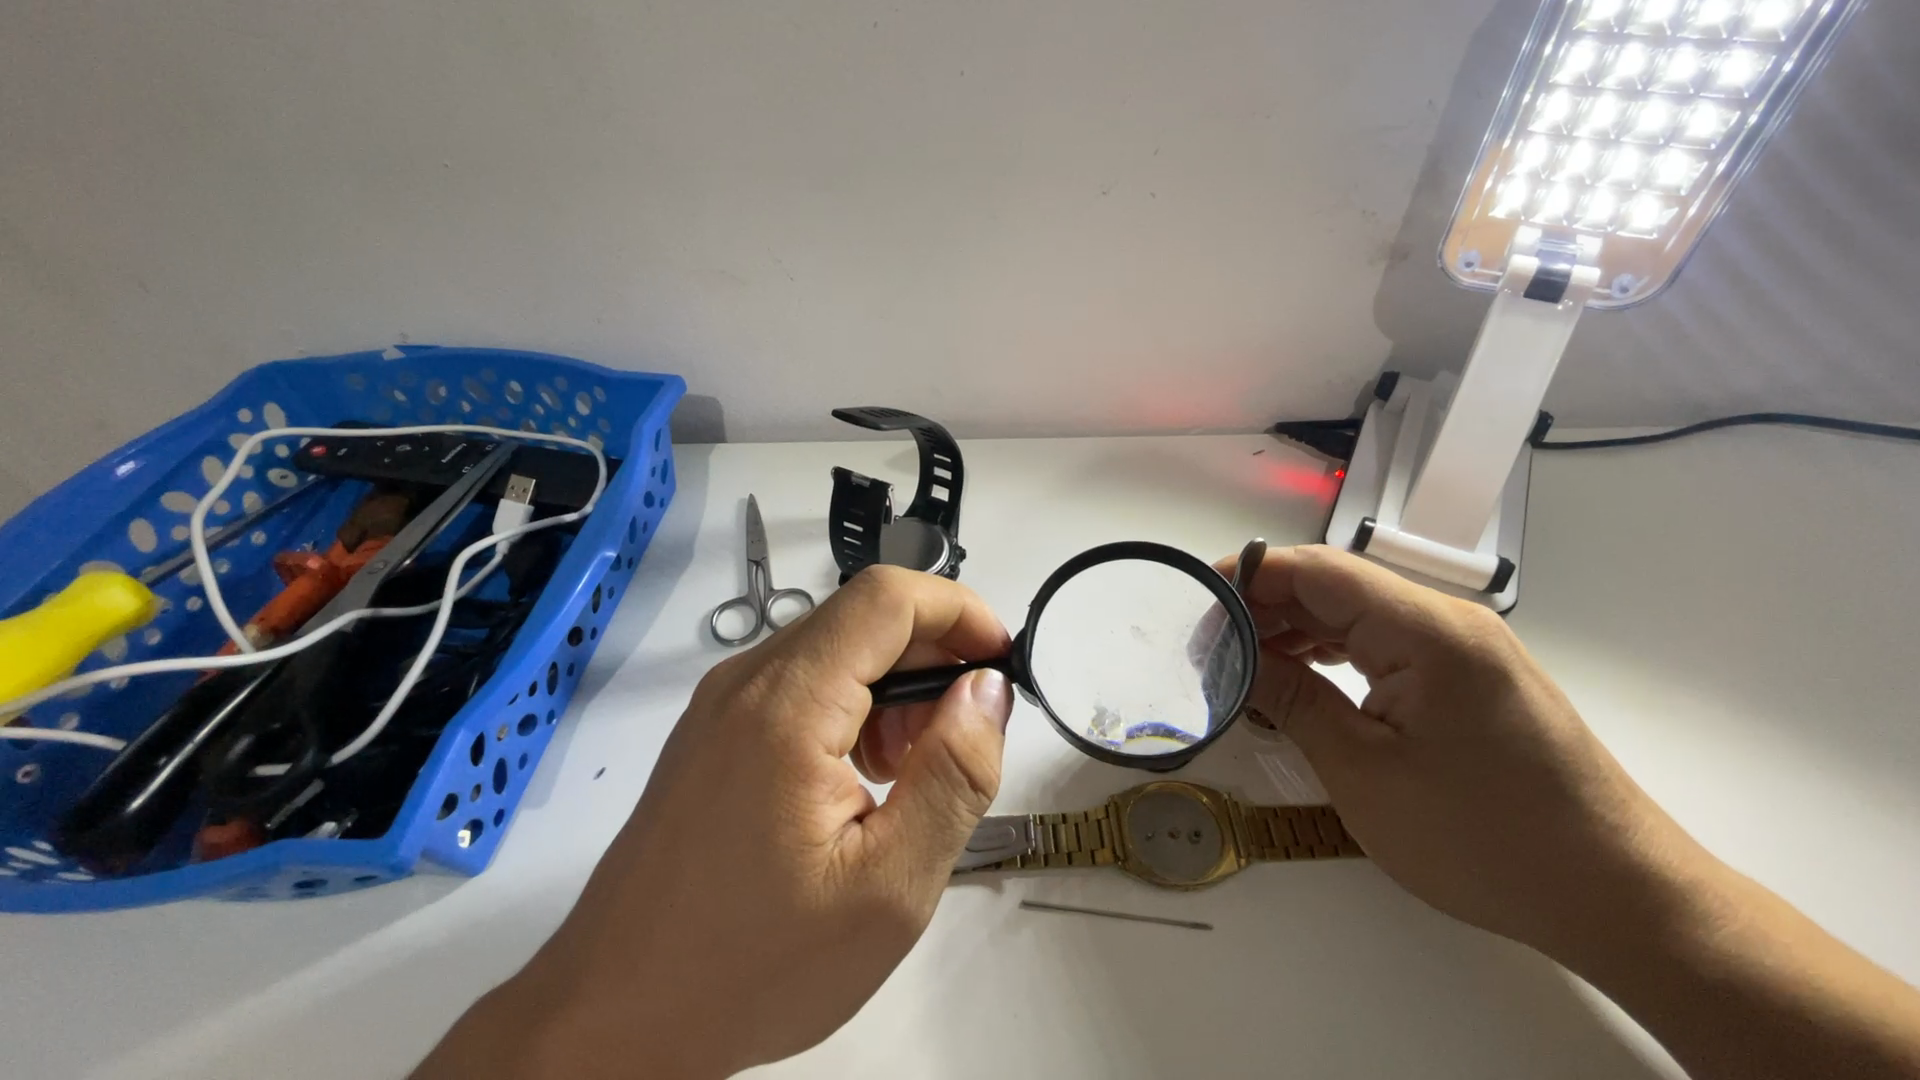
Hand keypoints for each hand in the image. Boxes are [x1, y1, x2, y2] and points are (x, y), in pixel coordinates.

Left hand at [414, 567, 1015, 1078]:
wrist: (616, 1016)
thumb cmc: (754, 965)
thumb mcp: (889, 888)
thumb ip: (953, 775)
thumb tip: (986, 689)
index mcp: (787, 706)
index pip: (887, 598)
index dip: (959, 611)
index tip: (1003, 663)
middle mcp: (745, 683)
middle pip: (861, 619)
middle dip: (933, 660)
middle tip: (962, 741)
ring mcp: (720, 706)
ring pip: (833, 652)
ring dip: (894, 690)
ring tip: (912, 775)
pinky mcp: (711, 734)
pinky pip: (799, 687)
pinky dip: (852, 710)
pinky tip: (862, 783)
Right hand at [1223, 545, 1708, 962]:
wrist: (1618, 896)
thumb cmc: (1484, 839)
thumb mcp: (1364, 773)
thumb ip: (1293, 700)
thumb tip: (1236, 657)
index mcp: (1427, 630)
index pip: (1319, 570)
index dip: (1251, 575)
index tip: (1195, 601)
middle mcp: (1451, 622)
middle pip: (1338, 586)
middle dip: (1267, 606)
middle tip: (1209, 645)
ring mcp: (1468, 648)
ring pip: (1361, 613)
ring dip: (1299, 630)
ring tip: (1243, 663)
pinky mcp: (1474, 677)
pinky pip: (1389, 643)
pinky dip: (1337, 653)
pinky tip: (1301, 677)